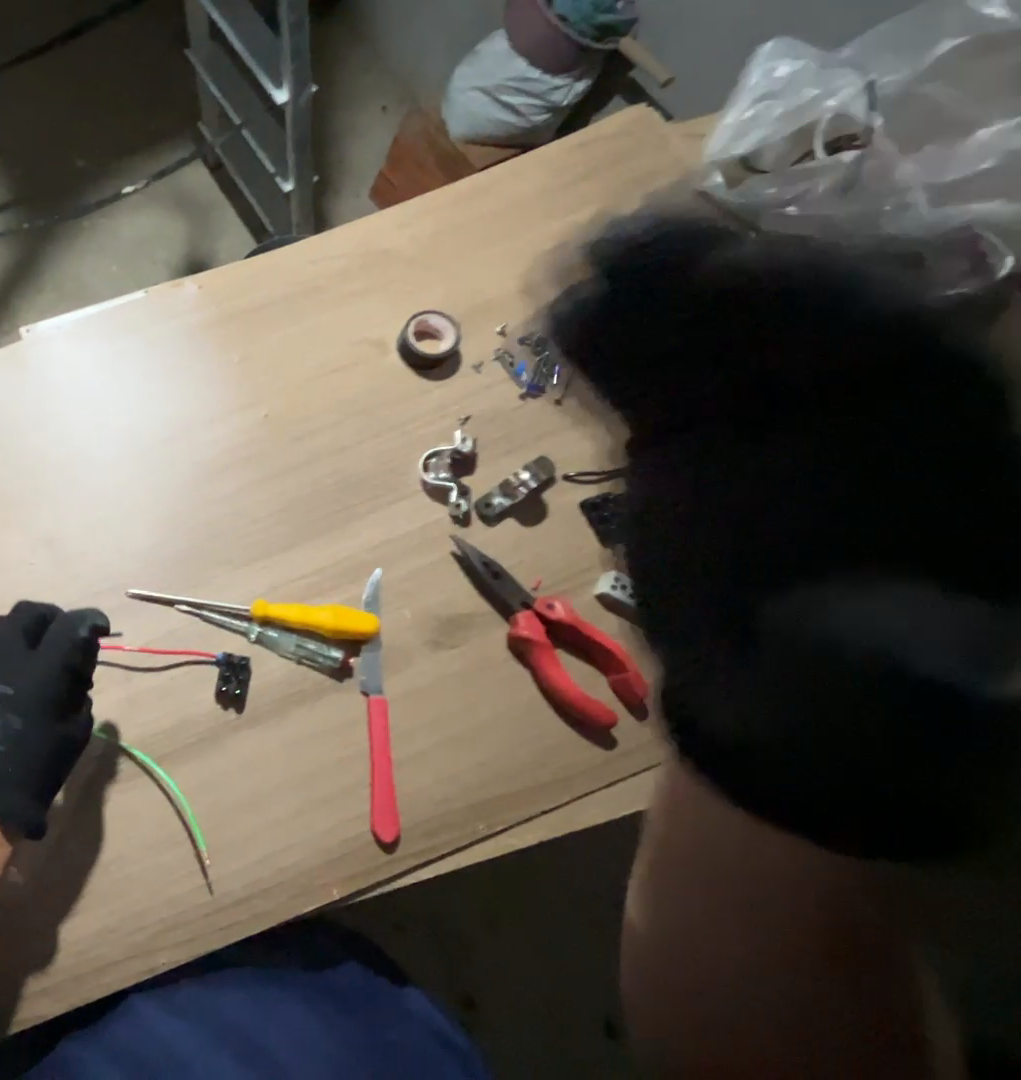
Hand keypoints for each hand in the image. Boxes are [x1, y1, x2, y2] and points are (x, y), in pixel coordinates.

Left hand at [0, 601, 109, 839]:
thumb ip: (80, 682)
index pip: (72, 623)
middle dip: (54, 619)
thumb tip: (79, 657)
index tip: (101, 628)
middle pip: (33, 612)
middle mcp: (7, 652)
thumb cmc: (39, 764)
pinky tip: (10, 668)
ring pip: (4, 623)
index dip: (91, 621)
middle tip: (66, 637)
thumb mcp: (77, 725)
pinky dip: (2, 646)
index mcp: (43, 668)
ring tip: (37, 653)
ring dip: (26, 630)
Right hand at [548, 217, 1020, 860]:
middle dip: (704, 273)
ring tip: (573, 272)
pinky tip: (559, 328)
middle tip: (624, 245)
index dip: (813, 293)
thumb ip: (926, 650)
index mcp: (930, 425)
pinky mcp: (678, 434)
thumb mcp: (918, 670)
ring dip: (635, 302)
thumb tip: (960, 645)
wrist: (784, 688)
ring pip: (693, 337)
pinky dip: (599, 357)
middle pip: (775, 311)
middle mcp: (841, 399)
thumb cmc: (860, 676)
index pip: (886, 329)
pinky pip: (636, 382)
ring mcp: (750, 413)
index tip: (732, 275)